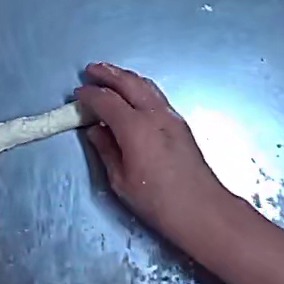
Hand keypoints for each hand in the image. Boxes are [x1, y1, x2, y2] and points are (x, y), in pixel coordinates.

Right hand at [76, 63, 239, 251]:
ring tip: (109, 74)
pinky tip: (132, 92)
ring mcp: (170, 115)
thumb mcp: (121, 182)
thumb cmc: (160, 202)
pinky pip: (154, 93)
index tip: (77, 94)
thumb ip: (105, 150)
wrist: (206, 212)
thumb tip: (95, 131)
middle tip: (90, 70)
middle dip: (106, 73)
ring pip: (144, 84)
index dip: (89, 94)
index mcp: (135, 128)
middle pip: (127, 82)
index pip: (105, 99)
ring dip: (123, 76)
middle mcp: (153, 114)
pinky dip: (138, 85)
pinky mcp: (180, 122)